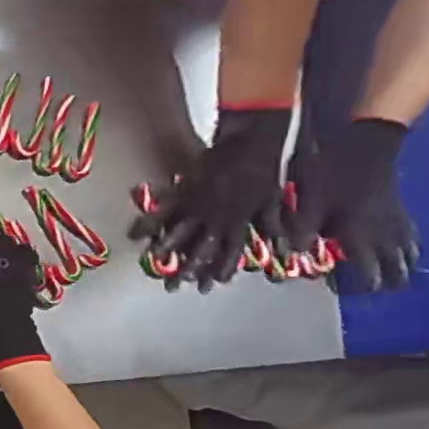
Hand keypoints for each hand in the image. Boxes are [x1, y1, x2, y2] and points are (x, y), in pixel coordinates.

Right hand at [129, 107, 290, 290]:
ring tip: (155, 263)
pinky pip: (162, 213)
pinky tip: (133, 236)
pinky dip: (147, 224)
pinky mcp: (183, 195)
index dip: (222, 269)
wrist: (250, 144)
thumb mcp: (274, 200)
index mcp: (239, 223)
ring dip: (167, 250)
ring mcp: (198, 208)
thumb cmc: (264, 171)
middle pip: (200, 249)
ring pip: (180, 234)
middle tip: (177, 285)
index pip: (230, 252)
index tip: (213, 284)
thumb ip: (276, 226)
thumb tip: (295, 249)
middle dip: (189, 268)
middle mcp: (216, 220)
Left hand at [285, 118, 419, 291]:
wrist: (366, 143)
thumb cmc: (331, 175)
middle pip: (399, 273)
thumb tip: (297, 256)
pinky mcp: (403, 211)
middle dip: (379, 282)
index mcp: (363, 237)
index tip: (334, 285)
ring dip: (394, 268)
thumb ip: (302, 234)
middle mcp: (388, 235)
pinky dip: (403, 252)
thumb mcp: (306, 206)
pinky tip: (387, 250)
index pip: (371, 278)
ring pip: (410, 258)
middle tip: (353, 280)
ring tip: (370, 269)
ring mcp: (400, 223)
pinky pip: (411, 241)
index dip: (354, 287)